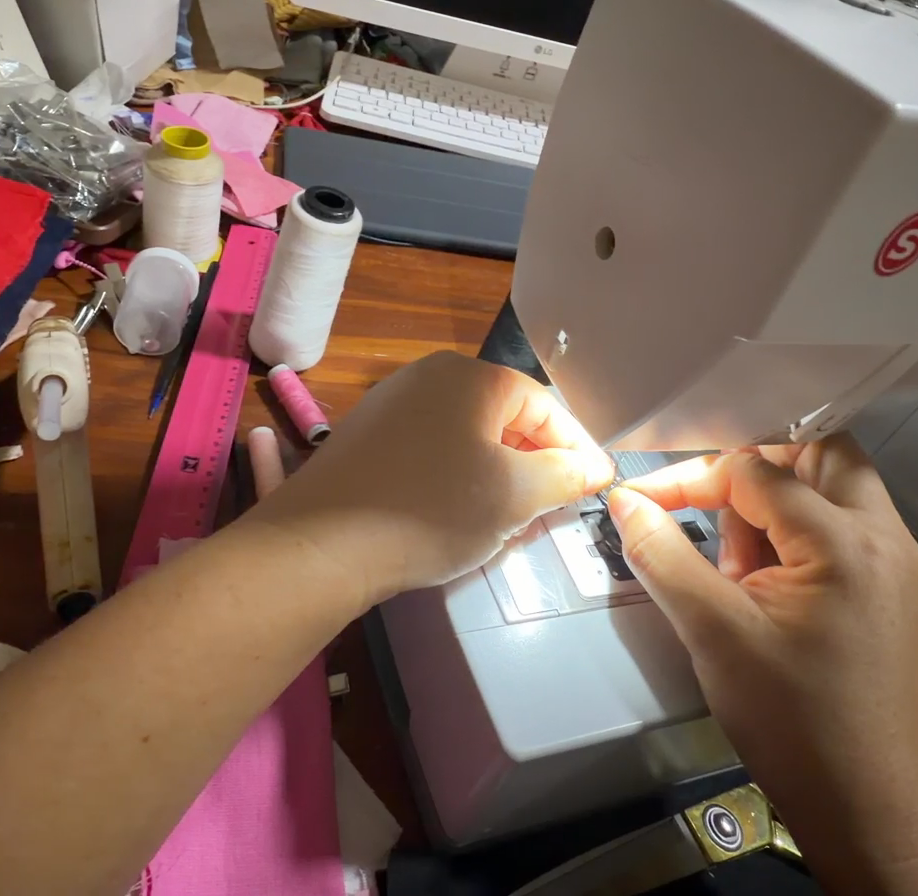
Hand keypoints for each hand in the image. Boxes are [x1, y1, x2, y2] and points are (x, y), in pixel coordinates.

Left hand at [251, 351, 613, 605]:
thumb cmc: (433, 509)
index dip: (576, 449)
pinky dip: (454, 475)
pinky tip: (453, 511)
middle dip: (533, 463)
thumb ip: (566, 474)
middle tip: (549, 509)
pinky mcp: (365, 435)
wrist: (324, 542)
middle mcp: (429, 375)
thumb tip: (594, 465)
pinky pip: (429, 447)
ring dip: (494, 473)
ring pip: (465, 435)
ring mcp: (391, 402)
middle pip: (503, 417)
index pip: (544, 407)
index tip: (594, 488)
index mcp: (471, 376)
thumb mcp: (515, 496)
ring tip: (505, 518)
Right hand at [607, 437, 917, 888]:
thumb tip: (623, 500)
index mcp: (846, 542)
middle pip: (817, 453)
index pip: (754, 471)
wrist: (865, 807)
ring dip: (771, 503)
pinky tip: (759, 584)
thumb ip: (662, 554)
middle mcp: (885, 536)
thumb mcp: (712, 631)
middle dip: (752, 466)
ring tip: (733, 568)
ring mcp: (893, 562)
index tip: (641, 502)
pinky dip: (790, 534)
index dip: (688, 479)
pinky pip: (836, 527)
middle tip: (703, 502)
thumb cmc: (789, 717)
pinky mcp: (887, 587)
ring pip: (829, 487)